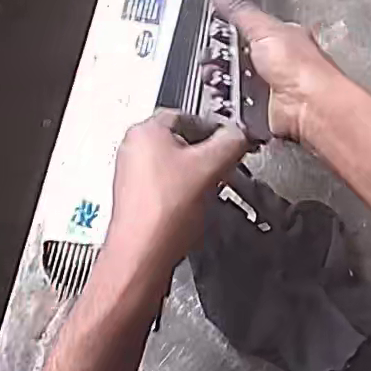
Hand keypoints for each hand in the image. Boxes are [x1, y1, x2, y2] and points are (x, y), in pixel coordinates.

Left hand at [99, 110, 249, 287]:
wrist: (141, 254)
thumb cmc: (165, 211)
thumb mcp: (210, 168)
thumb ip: (230, 142)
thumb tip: (239, 133)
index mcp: (145, 131)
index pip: (187, 115)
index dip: (214, 129)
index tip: (230, 143)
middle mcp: (133, 148)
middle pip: (180, 140)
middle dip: (205, 154)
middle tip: (222, 168)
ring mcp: (131, 173)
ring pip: (173, 164)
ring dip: (194, 175)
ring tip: (207, 190)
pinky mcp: (134, 197)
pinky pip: (164, 185)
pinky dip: (181, 192)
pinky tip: (190, 207)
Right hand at [209, 0, 347, 142]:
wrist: (309, 106)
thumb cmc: (301, 67)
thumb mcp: (263, 28)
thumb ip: (237, 9)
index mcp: (277, 38)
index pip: (243, 29)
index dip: (224, 31)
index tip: (209, 32)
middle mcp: (271, 64)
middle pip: (231, 59)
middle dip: (216, 60)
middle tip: (211, 59)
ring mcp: (263, 90)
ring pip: (227, 83)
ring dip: (218, 82)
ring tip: (215, 78)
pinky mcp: (256, 112)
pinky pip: (231, 107)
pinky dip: (223, 103)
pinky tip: (223, 97)